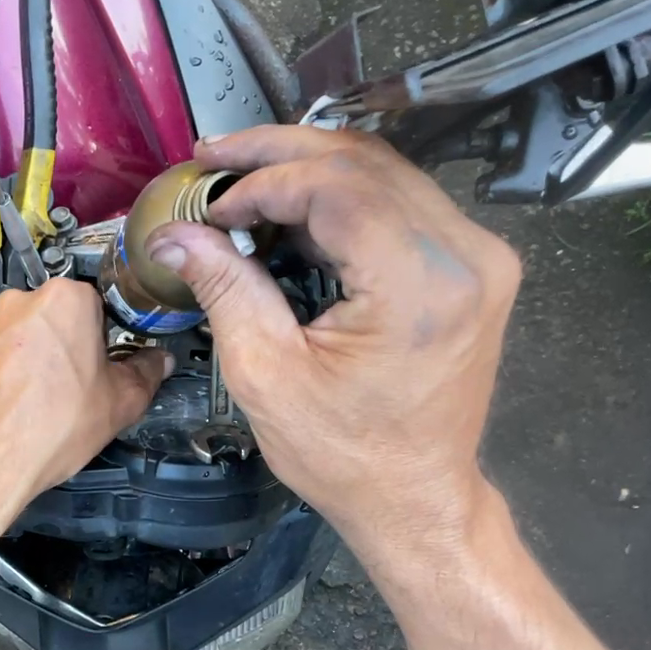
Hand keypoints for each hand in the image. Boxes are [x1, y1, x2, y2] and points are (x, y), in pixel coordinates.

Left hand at [0, 279, 170, 544]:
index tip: (84, 369)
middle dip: (46, 342)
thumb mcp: (117, 407)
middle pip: (40, 314)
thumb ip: (145, 373)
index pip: (87, 307)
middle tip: (47, 388)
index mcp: (65, 300)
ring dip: (7, 351)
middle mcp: (14, 297)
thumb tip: (160, 358)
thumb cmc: (51, 434)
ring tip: (10, 396)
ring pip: (1, 328)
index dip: (88, 340)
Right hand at [145, 127, 521, 550]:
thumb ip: (224, 288)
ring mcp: (477, 255)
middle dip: (280, 153)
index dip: (264, 183)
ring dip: (307, 167)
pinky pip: (398, 202)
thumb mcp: (264, 373)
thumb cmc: (339, 451)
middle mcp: (466, 254)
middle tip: (214, 154)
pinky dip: (337, 196)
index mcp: (420, 286)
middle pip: (366, 163)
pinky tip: (287, 206)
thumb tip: (173, 234)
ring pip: (384, 173)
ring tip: (240, 174)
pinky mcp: (470, 265)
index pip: (338, 188)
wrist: (413, 496)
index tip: (210, 208)